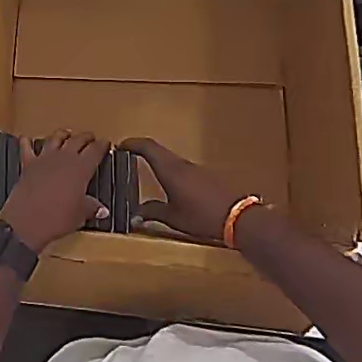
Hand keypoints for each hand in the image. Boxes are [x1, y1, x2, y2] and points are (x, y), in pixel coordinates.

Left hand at [0, 130, 108, 250]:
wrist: (27, 220)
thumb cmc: (58, 218)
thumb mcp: (80, 215)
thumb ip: (91, 208)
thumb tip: (102, 210)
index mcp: (81, 168)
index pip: (95, 150)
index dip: (102, 145)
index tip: (106, 143)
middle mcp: (63, 158)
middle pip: (77, 140)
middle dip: (85, 137)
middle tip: (91, 137)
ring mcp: (44, 158)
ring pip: (55, 138)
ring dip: (62, 134)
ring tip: (66, 134)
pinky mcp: (27, 163)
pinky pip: (26, 147)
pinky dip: (27, 141)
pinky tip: (27, 138)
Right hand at [122, 137, 248, 243]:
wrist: (241, 218)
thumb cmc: (202, 216)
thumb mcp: (173, 218)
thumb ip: (152, 212)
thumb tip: (135, 214)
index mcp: (170, 169)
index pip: (148, 147)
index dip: (133, 143)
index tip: (120, 145)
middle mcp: (183, 164)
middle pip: (159, 151)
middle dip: (143, 151)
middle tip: (129, 157)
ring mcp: (198, 169)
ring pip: (172, 159)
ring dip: (159, 161)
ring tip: (148, 172)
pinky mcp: (208, 176)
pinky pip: (184, 168)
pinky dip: (172, 170)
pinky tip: (173, 186)